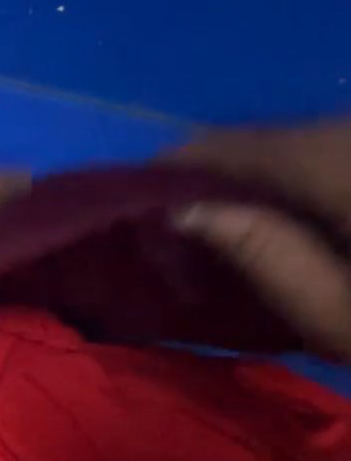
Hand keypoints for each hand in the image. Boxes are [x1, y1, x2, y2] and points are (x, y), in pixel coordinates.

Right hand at [160, 119, 350, 358]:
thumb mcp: (344, 319)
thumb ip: (260, 255)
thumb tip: (179, 211)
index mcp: (341, 167)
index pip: (217, 146)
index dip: (160, 176)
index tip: (131, 221)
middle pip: (263, 141)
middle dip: (213, 185)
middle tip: (189, 244)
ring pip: (312, 143)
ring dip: (267, 185)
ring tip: (254, 240)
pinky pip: (347, 153)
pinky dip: (318, 183)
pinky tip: (323, 227)